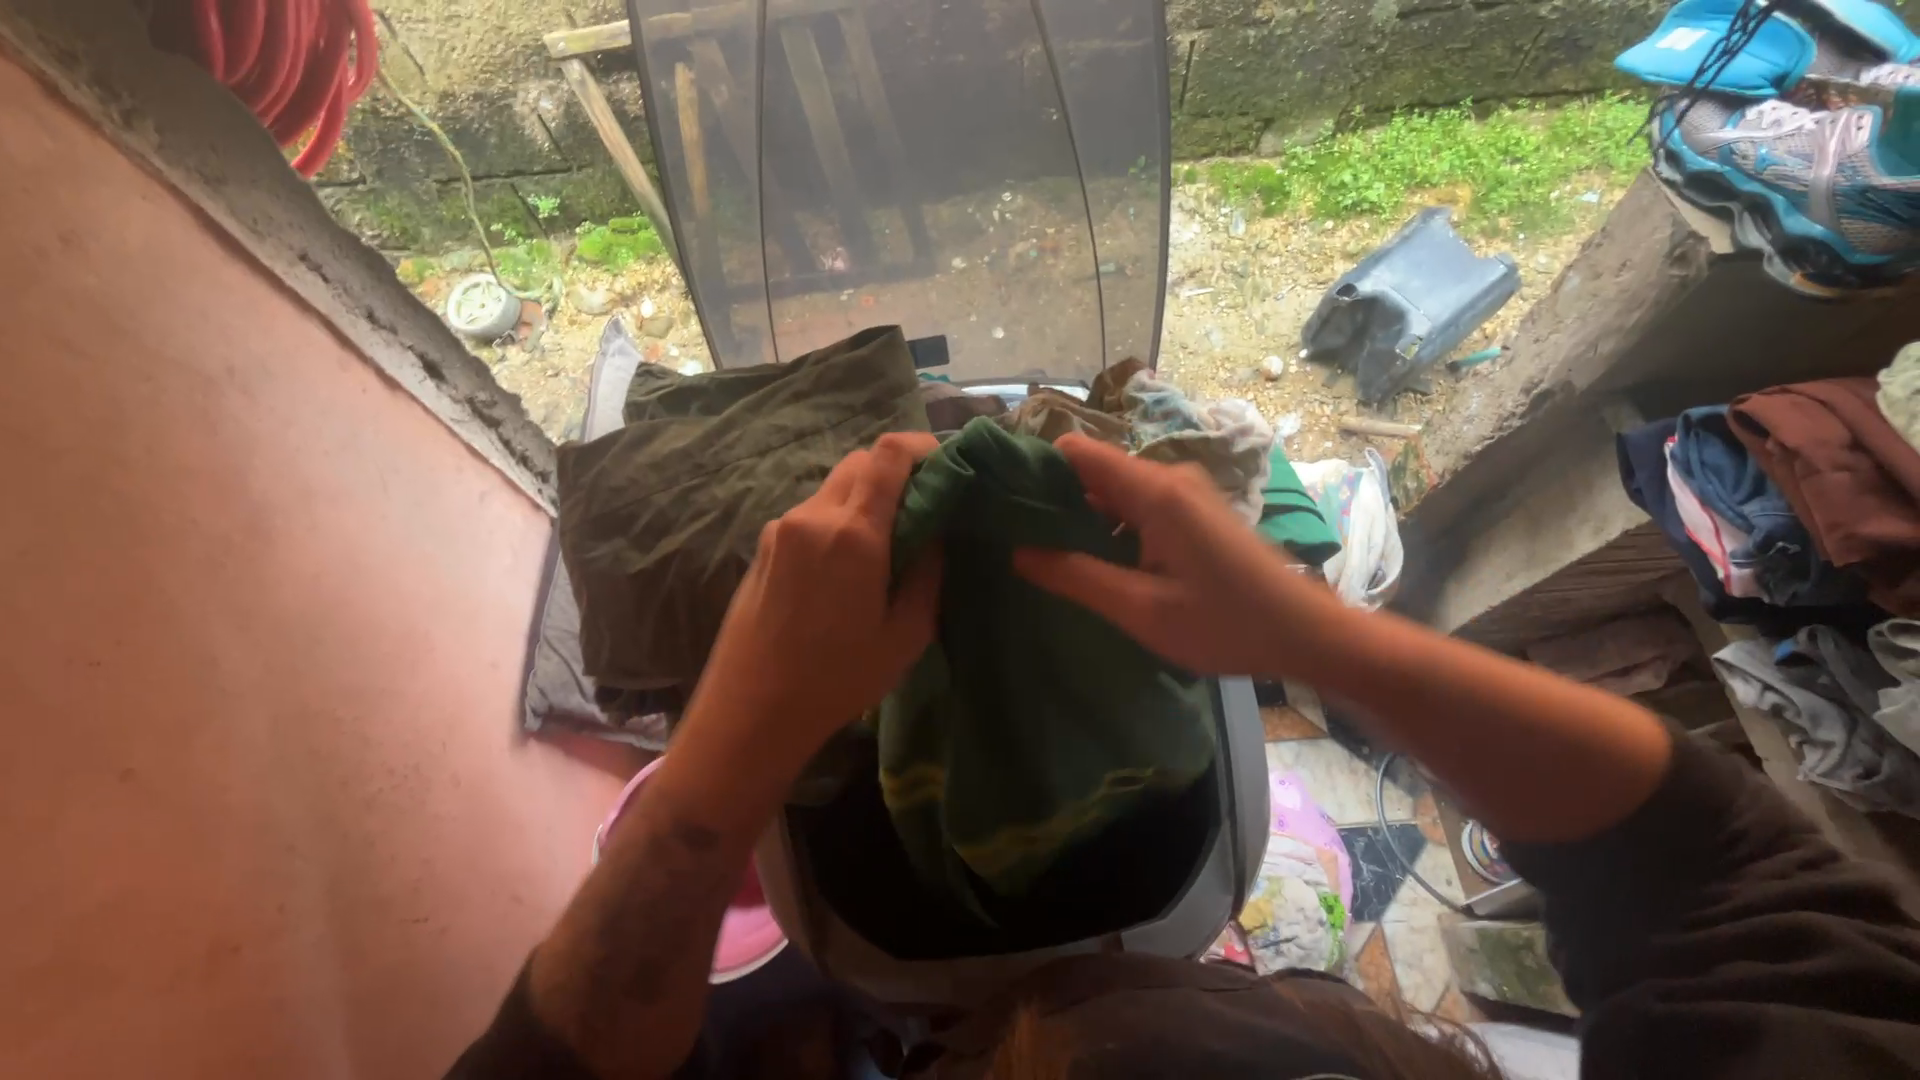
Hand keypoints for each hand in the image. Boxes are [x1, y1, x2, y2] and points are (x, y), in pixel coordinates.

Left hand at [682, 432, 943, 757]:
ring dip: (866, 498)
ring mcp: (781, 529)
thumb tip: (939, 532)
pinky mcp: (763, 548)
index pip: (887, 455)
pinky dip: (839, 520)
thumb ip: (929, 573)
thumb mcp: (905, 635)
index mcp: (852, 533)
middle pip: (859, 463)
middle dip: (896, 472)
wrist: (749, 712)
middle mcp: (812, 517)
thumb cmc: (837, 679)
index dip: (921, 445)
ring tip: (889, 542)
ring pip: (833, 488)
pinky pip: (812, 515)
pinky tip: (848, 566)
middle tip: (925, 506)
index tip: (947, 464)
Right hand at [1013, 433, 1347, 678]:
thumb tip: (1018, 552)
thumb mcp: (1141, 609)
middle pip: (1092, 469)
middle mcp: (1169, 479)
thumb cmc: (1225, 625)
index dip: (1034, 468)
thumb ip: (1075, 576)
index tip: (1001, 500)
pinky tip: (1091, 561)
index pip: (1076, 451)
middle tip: (1013, 535)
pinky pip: (1136, 506)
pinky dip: (1108, 526)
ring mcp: (1184, 494)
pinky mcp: (1193, 513)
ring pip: (1113, 490)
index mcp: (1155, 492)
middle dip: (1051, 497)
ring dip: (1079, 516)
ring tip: (1043, 552)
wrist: (1305, 634)